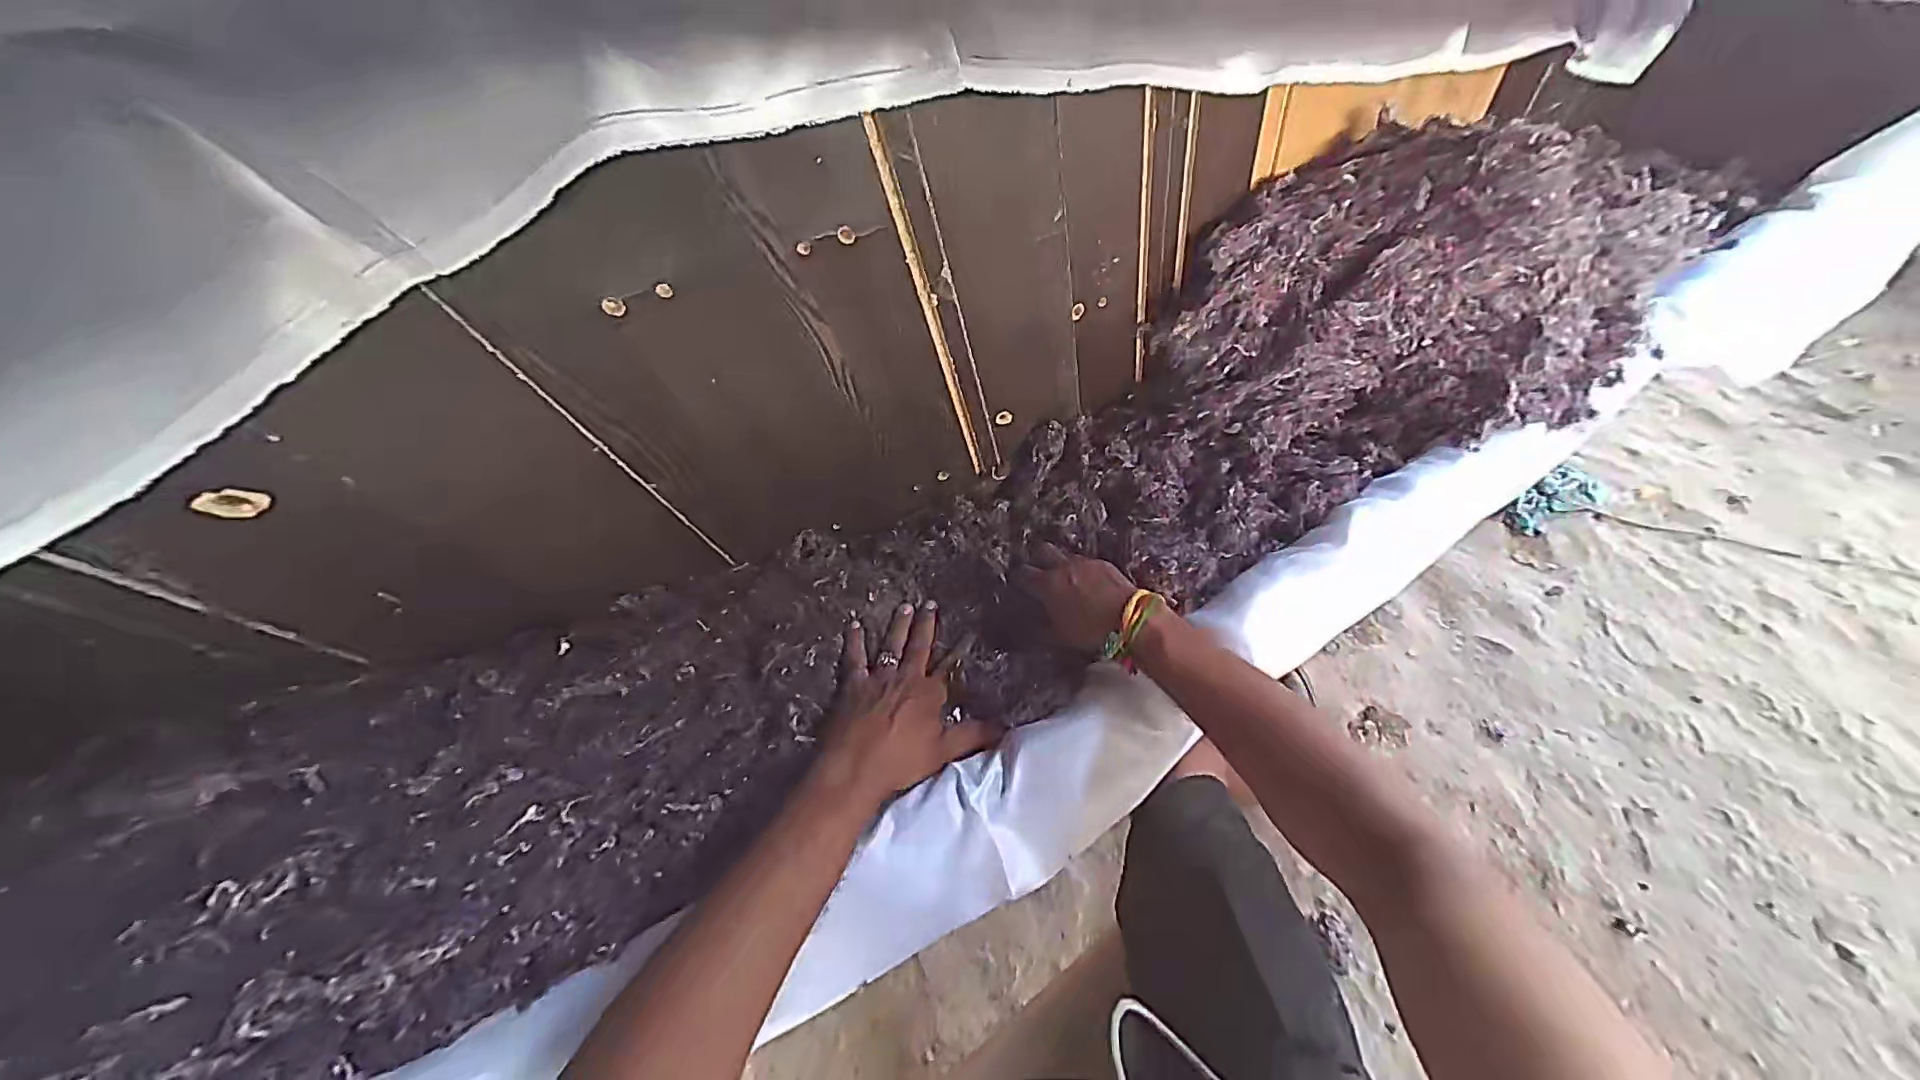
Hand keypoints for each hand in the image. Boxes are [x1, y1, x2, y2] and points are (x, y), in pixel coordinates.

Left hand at [814, 601, 999, 809]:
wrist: (854, 767)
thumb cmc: (900, 761)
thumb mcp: (943, 751)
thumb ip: (973, 735)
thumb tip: (1003, 726)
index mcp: (928, 693)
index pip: (946, 668)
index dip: (954, 652)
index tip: (963, 635)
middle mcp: (905, 678)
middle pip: (918, 647)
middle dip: (925, 625)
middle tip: (928, 604)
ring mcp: (877, 678)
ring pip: (890, 645)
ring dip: (898, 626)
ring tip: (904, 607)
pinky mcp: (852, 683)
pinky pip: (854, 656)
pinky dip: (854, 640)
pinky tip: (854, 625)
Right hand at [1011, 542, 1137, 651]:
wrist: (1131, 619)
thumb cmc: (1091, 631)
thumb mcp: (1059, 634)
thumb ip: (1042, 621)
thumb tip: (1032, 617)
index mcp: (1047, 584)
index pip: (1023, 573)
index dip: (1018, 577)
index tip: (1018, 581)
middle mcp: (1064, 567)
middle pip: (1042, 550)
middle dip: (1037, 558)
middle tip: (1038, 570)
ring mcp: (1085, 562)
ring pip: (1065, 555)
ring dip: (1062, 564)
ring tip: (1065, 578)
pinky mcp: (1104, 563)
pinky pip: (1085, 562)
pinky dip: (1082, 570)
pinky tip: (1086, 582)